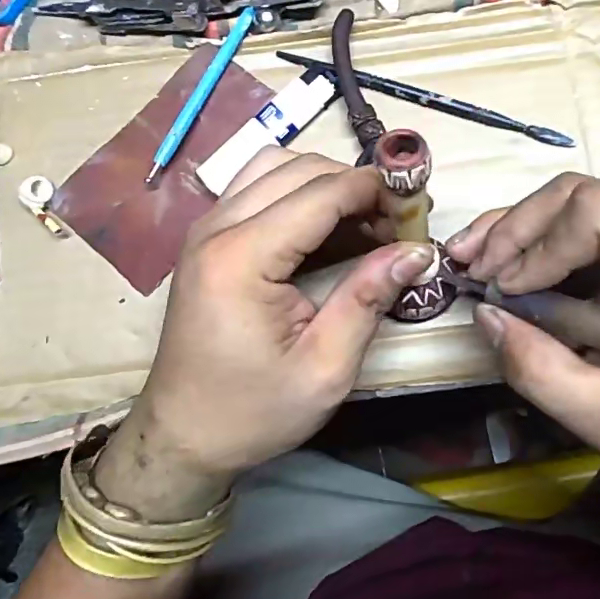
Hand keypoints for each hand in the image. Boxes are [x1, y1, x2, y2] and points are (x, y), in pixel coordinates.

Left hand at [95, 150, 435, 519]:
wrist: (183, 432)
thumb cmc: (252, 411)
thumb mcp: (324, 368)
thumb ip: (368, 299)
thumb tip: (416, 250)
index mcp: (241, 258)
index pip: (320, 193)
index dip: (375, 192)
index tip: (414, 215)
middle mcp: (215, 228)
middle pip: (296, 168)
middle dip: (353, 184)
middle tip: (393, 226)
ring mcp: (204, 228)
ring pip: (272, 166)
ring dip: (323, 183)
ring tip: (361, 225)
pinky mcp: (205, 239)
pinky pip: (254, 189)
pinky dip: (295, 195)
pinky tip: (324, 232)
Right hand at [446, 174, 599, 491]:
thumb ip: (537, 368)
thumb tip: (485, 312)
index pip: (598, 213)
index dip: (537, 246)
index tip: (504, 293)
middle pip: (582, 194)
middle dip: (515, 229)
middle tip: (470, 270)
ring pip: (578, 201)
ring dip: (517, 229)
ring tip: (469, 257)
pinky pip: (589, 225)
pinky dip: (539, 242)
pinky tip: (504, 264)